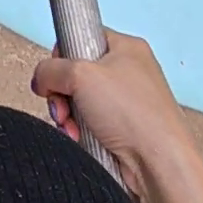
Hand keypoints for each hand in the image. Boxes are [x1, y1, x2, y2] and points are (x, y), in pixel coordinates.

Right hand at [33, 30, 196, 191]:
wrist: (160, 166)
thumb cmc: (134, 114)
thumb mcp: (78, 74)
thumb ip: (49, 69)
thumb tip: (41, 80)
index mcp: (127, 48)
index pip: (81, 36)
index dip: (63, 54)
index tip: (57, 70)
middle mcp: (130, 72)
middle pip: (75, 72)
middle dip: (61, 92)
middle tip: (61, 103)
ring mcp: (129, 102)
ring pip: (79, 99)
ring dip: (67, 113)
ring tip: (72, 125)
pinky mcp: (126, 129)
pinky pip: (89, 121)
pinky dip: (79, 130)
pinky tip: (80, 137)